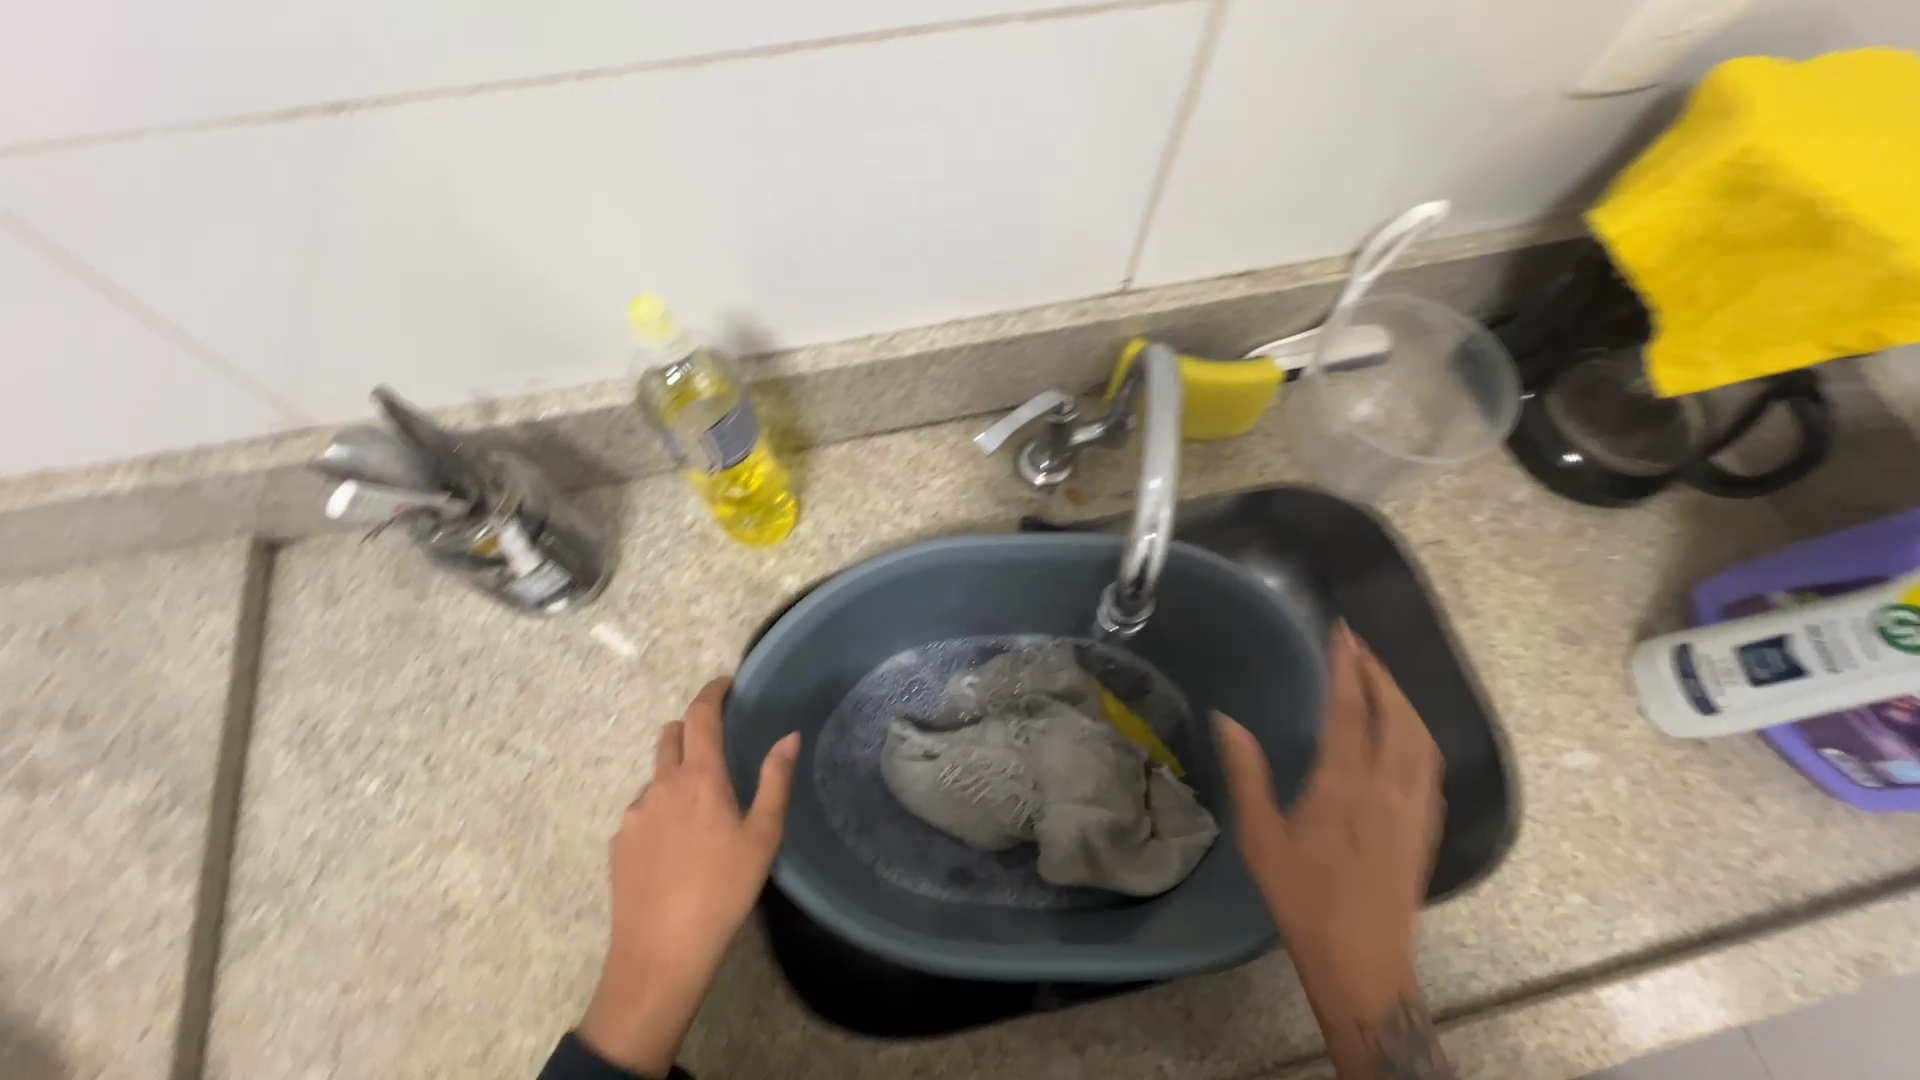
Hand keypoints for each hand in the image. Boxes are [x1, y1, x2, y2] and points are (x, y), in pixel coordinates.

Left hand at [578, 678, 799, 1076]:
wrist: (659, 954)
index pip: (700, 716)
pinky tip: (678, 846)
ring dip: (677, 773)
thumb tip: (788, 737)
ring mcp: (634, 814)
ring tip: (702, 812)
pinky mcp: (619, 842)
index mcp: (699, 779)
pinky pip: (643, 808)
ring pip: (656, 774)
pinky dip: (662, 807)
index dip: (712, 693)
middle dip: (692, 727)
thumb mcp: (763, 837)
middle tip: (717, 744)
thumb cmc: (722, 891)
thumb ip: (775, 780)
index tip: (726, 684)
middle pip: (670, 735)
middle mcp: (660, 785)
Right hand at [1213, 624, 1449, 1076]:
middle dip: (1380, 674)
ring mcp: (1414, 808)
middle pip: (1396, 716)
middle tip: (1358, 646)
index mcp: (1343, 786)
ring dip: (1402, 699)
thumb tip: (1227, 719)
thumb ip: (1247, 774)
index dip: (1346, 667)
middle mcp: (1387, 788)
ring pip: (1422, 738)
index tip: (1342, 633)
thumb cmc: (1302, 897)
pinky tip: (1404, 733)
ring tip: (1380, 678)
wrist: (1362, 961)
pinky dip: (1417, 732)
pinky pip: (1431, 764)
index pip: (1348, 711)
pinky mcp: (1427, 828)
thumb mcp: (1260, 837)